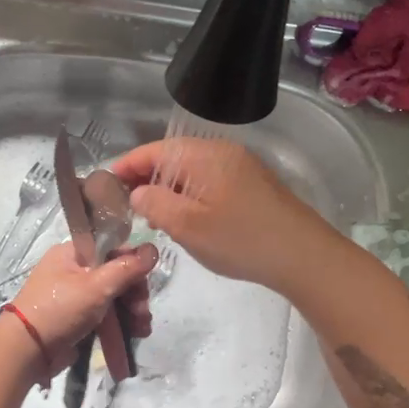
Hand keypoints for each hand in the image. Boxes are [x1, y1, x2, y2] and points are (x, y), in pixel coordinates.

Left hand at [7, 241, 156, 374]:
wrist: (27, 350)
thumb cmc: (60, 309)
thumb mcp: (96, 286)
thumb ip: (126, 268)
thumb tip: (154, 249)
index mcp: (73, 253)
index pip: (112, 249)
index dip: (133, 266)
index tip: (145, 284)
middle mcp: (74, 271)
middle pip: (116, 276)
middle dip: (135, 296)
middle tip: (143, 314)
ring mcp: (75, 296)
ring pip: (113, 299)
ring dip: (131, 314)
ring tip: (142, 331)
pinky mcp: (77, 320)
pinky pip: (104, 317)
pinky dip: (119, 325)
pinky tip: (134, 337)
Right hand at [114, 137, 337, 290]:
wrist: (303, 255)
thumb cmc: (241, 239)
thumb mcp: (188, 226)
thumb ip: (155, 204)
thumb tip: (137, 192)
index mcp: (204, 155)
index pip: (153, 151)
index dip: (126, 166)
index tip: (104, 186)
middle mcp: (222, 152)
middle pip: (172, 158)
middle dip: (145, 178)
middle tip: (123, 204)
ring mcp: (240, 167)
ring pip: (191, 172)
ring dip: (168, 189)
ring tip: (149, 215)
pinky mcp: (252, 185)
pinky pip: (209, 182)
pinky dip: (189, 195)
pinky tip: (185, 219)